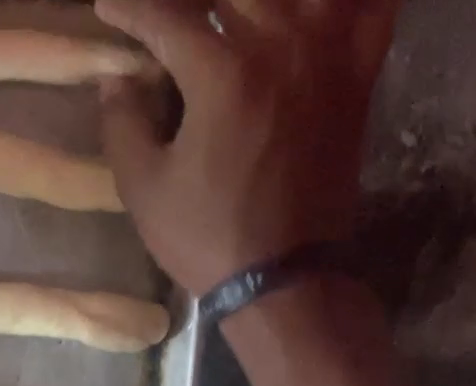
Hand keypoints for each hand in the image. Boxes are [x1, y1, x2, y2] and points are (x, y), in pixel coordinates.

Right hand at [96, 0, 401, 293]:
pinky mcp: (360, 71)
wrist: (281, 269)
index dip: (132, 8)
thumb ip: (124, 122)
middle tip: (168, 8)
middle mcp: (285, 45)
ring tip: (234, 9)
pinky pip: (370, 3)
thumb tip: (117, 79)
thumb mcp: (142, 186)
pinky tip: (309, 8)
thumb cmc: (201, 232)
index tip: (106, 7)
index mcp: (225, 75)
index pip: (171, 18)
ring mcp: (332, 52)